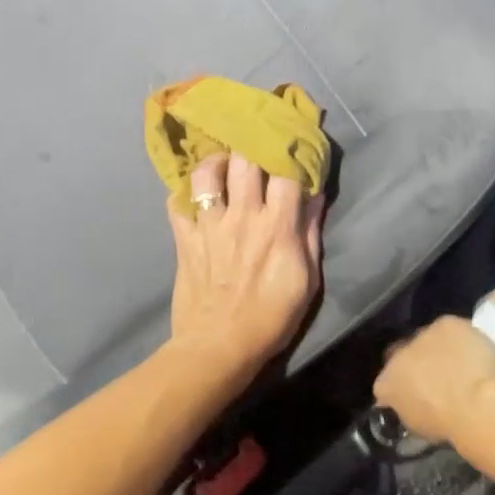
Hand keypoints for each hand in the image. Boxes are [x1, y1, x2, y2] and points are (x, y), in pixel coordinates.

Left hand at [166, 154, 323, 376]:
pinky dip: (186, 192)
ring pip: (207, 173)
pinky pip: (178, 202)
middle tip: (259, 146)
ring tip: (226, 164)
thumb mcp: (308, 279)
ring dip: (218, 161)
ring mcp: (209, 225)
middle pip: (246, 160)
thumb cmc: (272, 317)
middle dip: (254, 146)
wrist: (218, 348)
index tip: (297, 146)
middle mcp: (243, 216)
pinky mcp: (184, 238)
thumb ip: (311, 233)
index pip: (287, 172)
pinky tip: (197, 194)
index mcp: (277, 226)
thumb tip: (316, 196)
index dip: (293, 153)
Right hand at [373, 316, 494, 444]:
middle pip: (404, 353)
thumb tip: (413, 403)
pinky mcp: (447, 322)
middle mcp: (398, 354)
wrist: (475, 402)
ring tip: (458, 364)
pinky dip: (458, 337)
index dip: (402, 386)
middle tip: (436, 376)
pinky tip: (470, 350)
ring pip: (427, 338)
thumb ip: (408, 408)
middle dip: (417, 362)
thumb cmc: (446, 424)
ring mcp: (423, 334)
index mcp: (386, 383)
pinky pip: (449, 328)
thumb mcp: (417, 426)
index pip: (386, 381)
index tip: (415, 395)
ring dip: (438, 348)